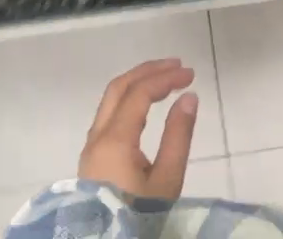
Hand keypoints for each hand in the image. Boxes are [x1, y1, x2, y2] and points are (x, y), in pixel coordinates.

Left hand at [77, 58, 199, 199]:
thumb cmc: (138, 217)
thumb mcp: (166, 182)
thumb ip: (177, 136)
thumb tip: (189, 97)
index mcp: (114, 140)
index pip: (139, 93)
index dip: (166, 78)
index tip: (192, 75)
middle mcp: (96, 138)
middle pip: (118, 88)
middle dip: (148, 71)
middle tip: (177, 66)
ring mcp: (90, 150)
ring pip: (110, 101)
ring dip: (137, 83)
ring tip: (165, 80)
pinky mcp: (92, 161)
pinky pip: (108, 116)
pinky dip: (129, 100)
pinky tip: (146, 106)